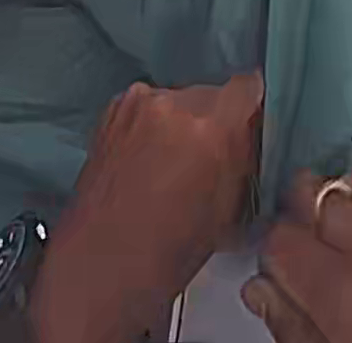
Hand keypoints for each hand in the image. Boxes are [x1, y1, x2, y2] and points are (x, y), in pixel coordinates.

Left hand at [28, 73, 263, 342]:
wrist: (100, 265)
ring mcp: (143, 101)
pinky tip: (147, 155)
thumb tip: (250, 128)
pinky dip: (154, 121)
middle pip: (213, 92)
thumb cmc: (168, 250)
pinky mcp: (118, 105)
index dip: (250, 104)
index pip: (248, 85)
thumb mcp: (228, 207)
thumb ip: (244, 155)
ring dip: (183, 119)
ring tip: (171, 158)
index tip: (247, 118)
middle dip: (214, 117)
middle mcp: (178, 103)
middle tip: (207, 152)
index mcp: (213, 128)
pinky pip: (152, 102)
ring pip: (181, 97)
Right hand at [242, 170, 351, 342]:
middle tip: (302, 241)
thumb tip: (262, 292)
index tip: (275, 263)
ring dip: (339, 198)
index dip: (270, 249)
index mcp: (338, 290)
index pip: (279, 238)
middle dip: (298, 213)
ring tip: (337, 226)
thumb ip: (291, 326)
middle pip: (312, 193)